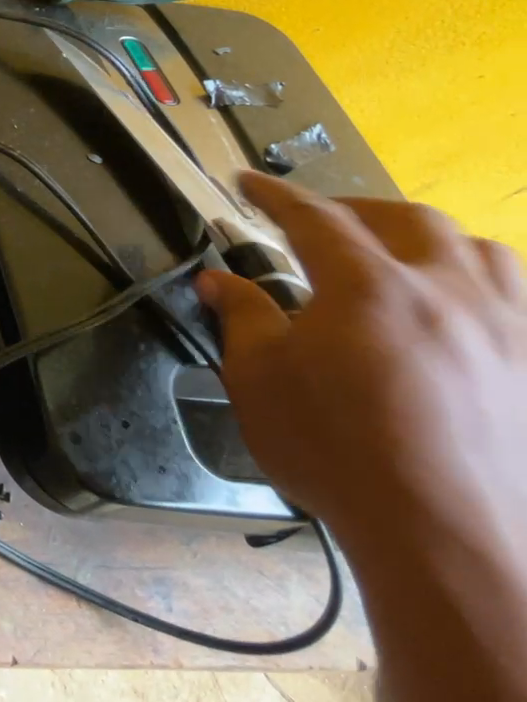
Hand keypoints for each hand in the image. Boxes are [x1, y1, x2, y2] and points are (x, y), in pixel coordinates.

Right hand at [197, 171, 526, 538]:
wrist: (442, 532)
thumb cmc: (330, 446)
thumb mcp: (257, 378)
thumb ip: (243, 317)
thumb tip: (218, 279)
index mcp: (368, 287)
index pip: (314, 220)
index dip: (275, 196)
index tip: (246, 182)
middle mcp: (447, 291)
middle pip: (408, 220)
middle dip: (356, 210)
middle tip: (319, 221)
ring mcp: (507, 328)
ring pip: (483, 250)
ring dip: (432, 239)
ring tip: (400, 254)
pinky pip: (521, 298)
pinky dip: (483, 281)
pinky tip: (459, 305)